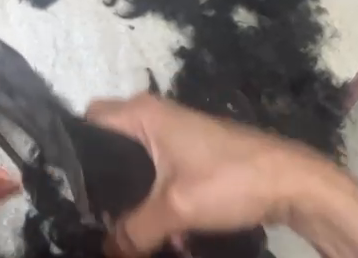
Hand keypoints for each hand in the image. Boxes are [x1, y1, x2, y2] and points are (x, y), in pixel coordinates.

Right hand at [86, 95, 357, 257]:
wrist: (290, 181)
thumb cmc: (227, 179)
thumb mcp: (175, 208)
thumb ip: (135, 230)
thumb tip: (105, 250)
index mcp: (141, 113)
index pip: (88, 120)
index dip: (74, 150)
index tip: (68, 189)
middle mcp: (152, 116)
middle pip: (109, 145)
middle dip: (104, 183)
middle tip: (96, 217)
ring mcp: (173, 135)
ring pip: (135, 164)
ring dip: (133, 198)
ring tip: (130, 234)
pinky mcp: (190, 155)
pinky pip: (156, 174)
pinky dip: (154, 200)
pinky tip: (162, 234)